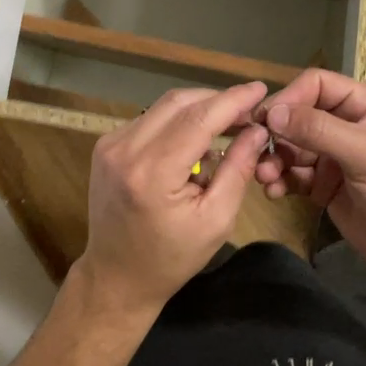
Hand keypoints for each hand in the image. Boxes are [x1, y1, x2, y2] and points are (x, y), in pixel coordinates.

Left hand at [74, 83, 269, 316]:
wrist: (116, 277)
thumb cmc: (171, 258)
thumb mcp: (215, 220)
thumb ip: (238, 170)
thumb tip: (256, 130)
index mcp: (152, 172)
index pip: (198, 119)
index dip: (232, 100)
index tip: (260, 89)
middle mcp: (125, 149)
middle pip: (179, 103)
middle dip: (217, 100)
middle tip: (248, 110)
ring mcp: (110, 144)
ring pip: (162, 107)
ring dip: (197, 108)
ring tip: (228, 122)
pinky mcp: (106, 145)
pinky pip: (149, 120)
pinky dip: (176, 121)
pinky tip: (195, 139)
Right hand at [254, 69, 365, 277]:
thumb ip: (318, 129)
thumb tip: (272, 112)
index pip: (317, 84)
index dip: (291, 97)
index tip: (266, 120)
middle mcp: (347, 125)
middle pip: (299, 115)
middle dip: (277, 132)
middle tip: (255, 151)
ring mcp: (335, 157)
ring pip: (292, 146)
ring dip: (274, 158)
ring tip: (264, 178)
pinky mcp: (325, 186)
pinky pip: (294, 174)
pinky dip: (280, 180)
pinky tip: (273, 191)